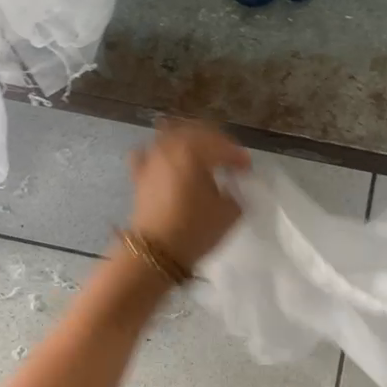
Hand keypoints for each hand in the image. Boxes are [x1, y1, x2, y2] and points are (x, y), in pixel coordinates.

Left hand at [126, 119, 250, 270]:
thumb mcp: (229, 213)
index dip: (238, 156)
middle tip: (228, 159)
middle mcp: (171, 147)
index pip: (223, 147)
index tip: (248, 169)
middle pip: (197, 133)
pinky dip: (160, 151)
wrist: (155, 253)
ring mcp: (152, 158)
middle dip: (216, 144)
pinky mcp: (139, 174)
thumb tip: (232, 186)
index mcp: (195, 152)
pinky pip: (148, 152)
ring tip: (201, 157)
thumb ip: (235, 193)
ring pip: (172, 136)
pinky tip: (166, 159)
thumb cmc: (195, 230)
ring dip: (189, 142)